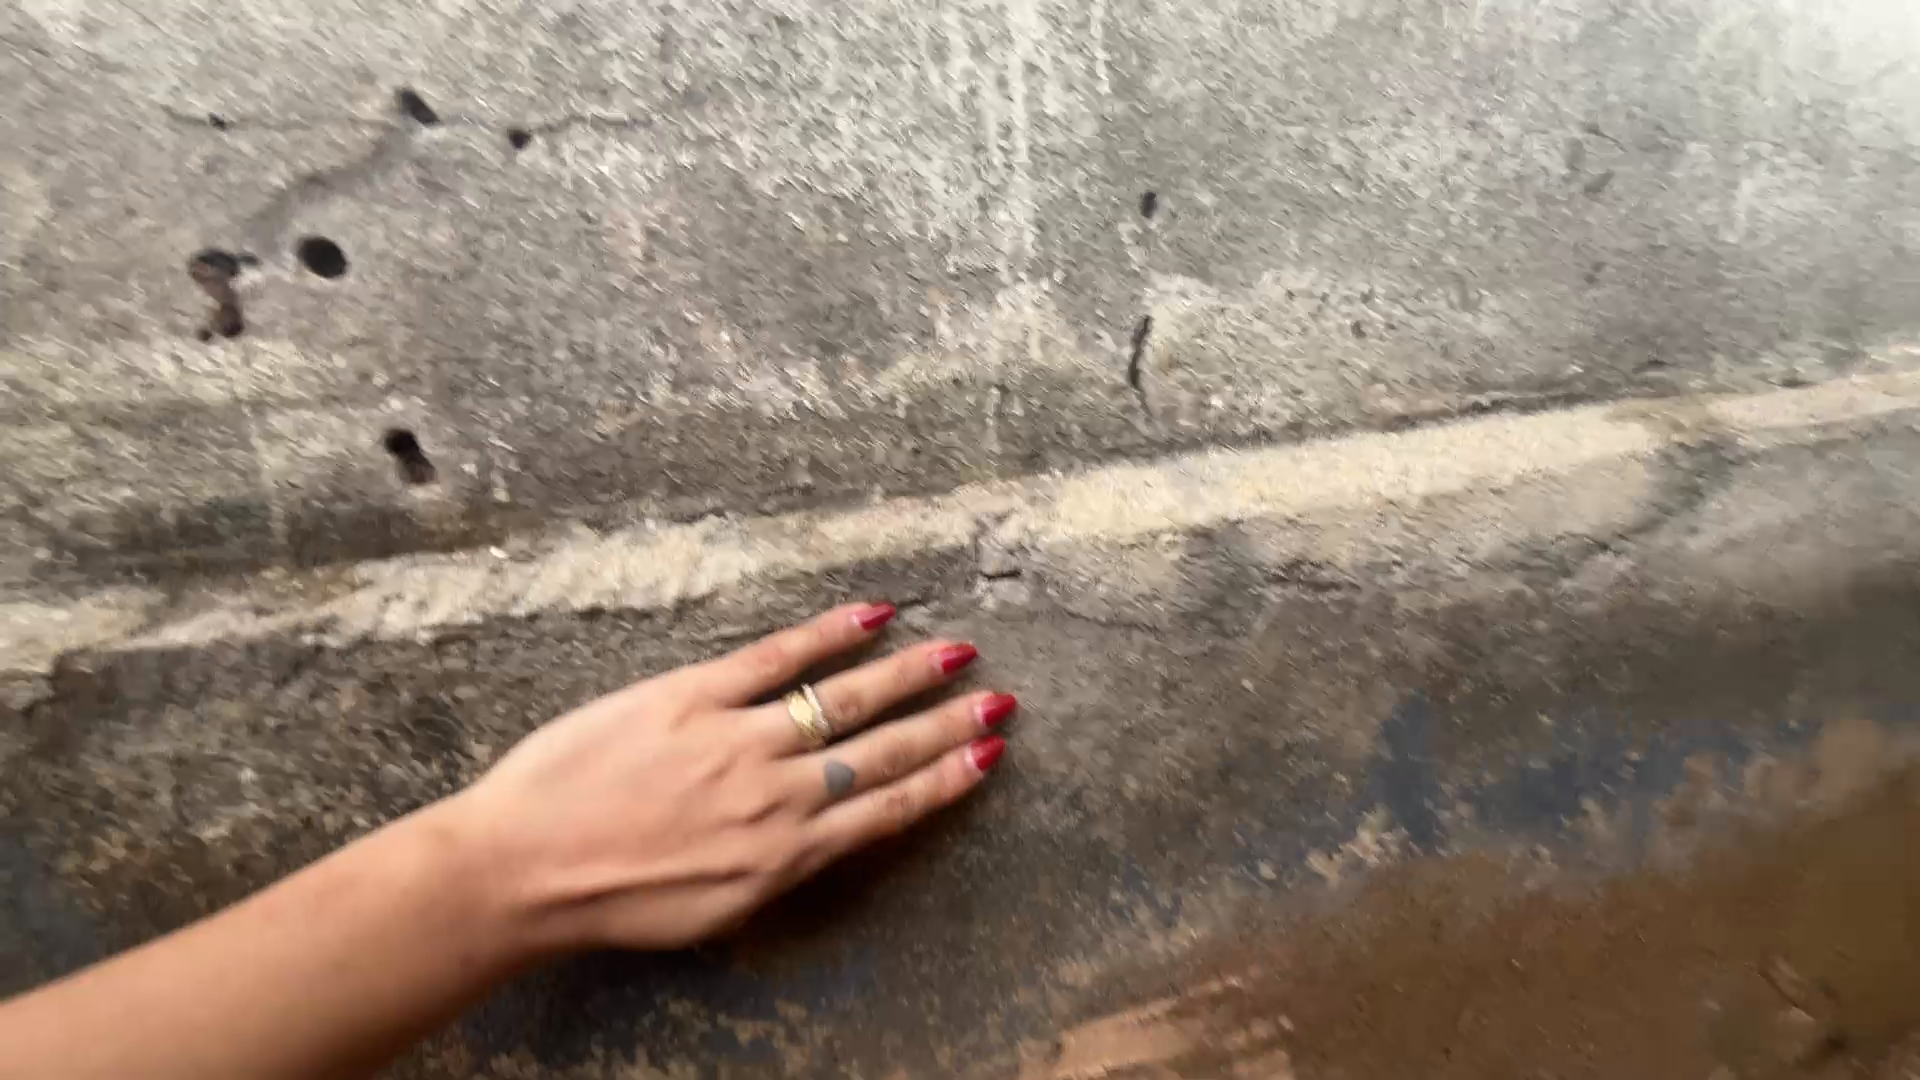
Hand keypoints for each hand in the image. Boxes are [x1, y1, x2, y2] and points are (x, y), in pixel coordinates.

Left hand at [448, 602, 1014, 952]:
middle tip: (998, 698)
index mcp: (783, 855)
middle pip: (882, 751)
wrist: (517, 873)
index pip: (886, 809)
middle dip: (947, 723)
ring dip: (908, 676)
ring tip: (956, 654)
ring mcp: (739, 740)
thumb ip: (780, 863)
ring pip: (843, 700)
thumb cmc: (613, 899)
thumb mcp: (716, 908)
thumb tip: (828, 824)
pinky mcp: (695, 696)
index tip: (987, 754)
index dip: (945, 780)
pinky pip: (775, 658)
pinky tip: (872, 614)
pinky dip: (829, 633)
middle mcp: (777, 797)